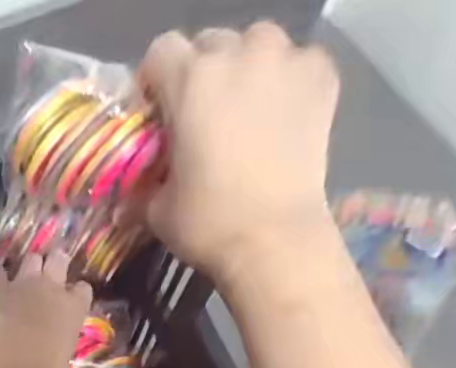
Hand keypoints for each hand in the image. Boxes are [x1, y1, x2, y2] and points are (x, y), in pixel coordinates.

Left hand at [0, 250, 93, 367]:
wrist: (5, 355)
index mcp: (74, 310)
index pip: (83, 291)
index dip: (79, 294)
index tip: (75, 299)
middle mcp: (52, 289)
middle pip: (59, 261)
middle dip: (57, 262)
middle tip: (53, 268)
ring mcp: (24, 284)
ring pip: (32, 259)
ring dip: (29, 263)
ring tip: (26, 269)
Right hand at [139, 24, 339, 277]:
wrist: (272, 238)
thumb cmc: (205, 223)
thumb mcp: (156, 207)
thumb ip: (144, 180)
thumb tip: (133, 186)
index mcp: (191, 81)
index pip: (161, 50)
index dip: (155, 80)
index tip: (157, 112)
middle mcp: (239, 55)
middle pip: (210, 42)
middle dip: (201, 72)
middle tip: (201, 116)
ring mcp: (286, 61)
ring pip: (257, 43)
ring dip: (245, 67)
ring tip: (244, 109)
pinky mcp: (322, 76)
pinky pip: (297, 61)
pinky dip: (286, 80)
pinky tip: (280, 115)